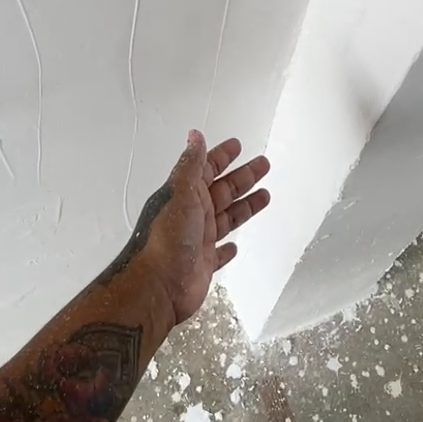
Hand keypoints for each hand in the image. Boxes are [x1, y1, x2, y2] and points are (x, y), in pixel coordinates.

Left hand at [117, 130, 270, 323]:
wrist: (157, 286)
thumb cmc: (166, 238)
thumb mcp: (179, 192)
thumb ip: (191, 164)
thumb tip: (195, 135)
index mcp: (186, 195)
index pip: (208, 169)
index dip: (222, 156)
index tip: (237, 146)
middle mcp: (192, 214)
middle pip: (224, 190)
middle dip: (243, 177)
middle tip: (263, 165)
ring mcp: (198, 239)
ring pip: (227, 218)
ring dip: (244, 206)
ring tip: (265, 195)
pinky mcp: (203, 264)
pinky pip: (219, 253)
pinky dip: (227, 248)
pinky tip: (235, 245)